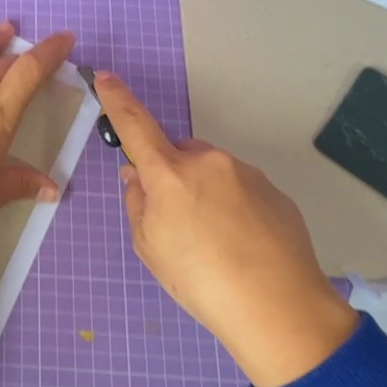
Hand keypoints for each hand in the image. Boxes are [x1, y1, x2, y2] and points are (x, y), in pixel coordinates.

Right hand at [94, 72, 358, 386]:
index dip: (116, 100)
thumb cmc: (200, 282)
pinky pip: (240, 188)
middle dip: (171, 175)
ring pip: (211, 172)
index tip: (105, 77)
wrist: (280, 310)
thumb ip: (138, 204)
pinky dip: (232, 207)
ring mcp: (247, 173)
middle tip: (176, 221)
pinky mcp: (275, 191)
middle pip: (178, 155)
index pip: (135, 125)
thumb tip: (138, 178)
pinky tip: (241, 244)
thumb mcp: (149, 247)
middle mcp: (209, 162)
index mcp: (170, 174)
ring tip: (215, 241)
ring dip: (204, 192)